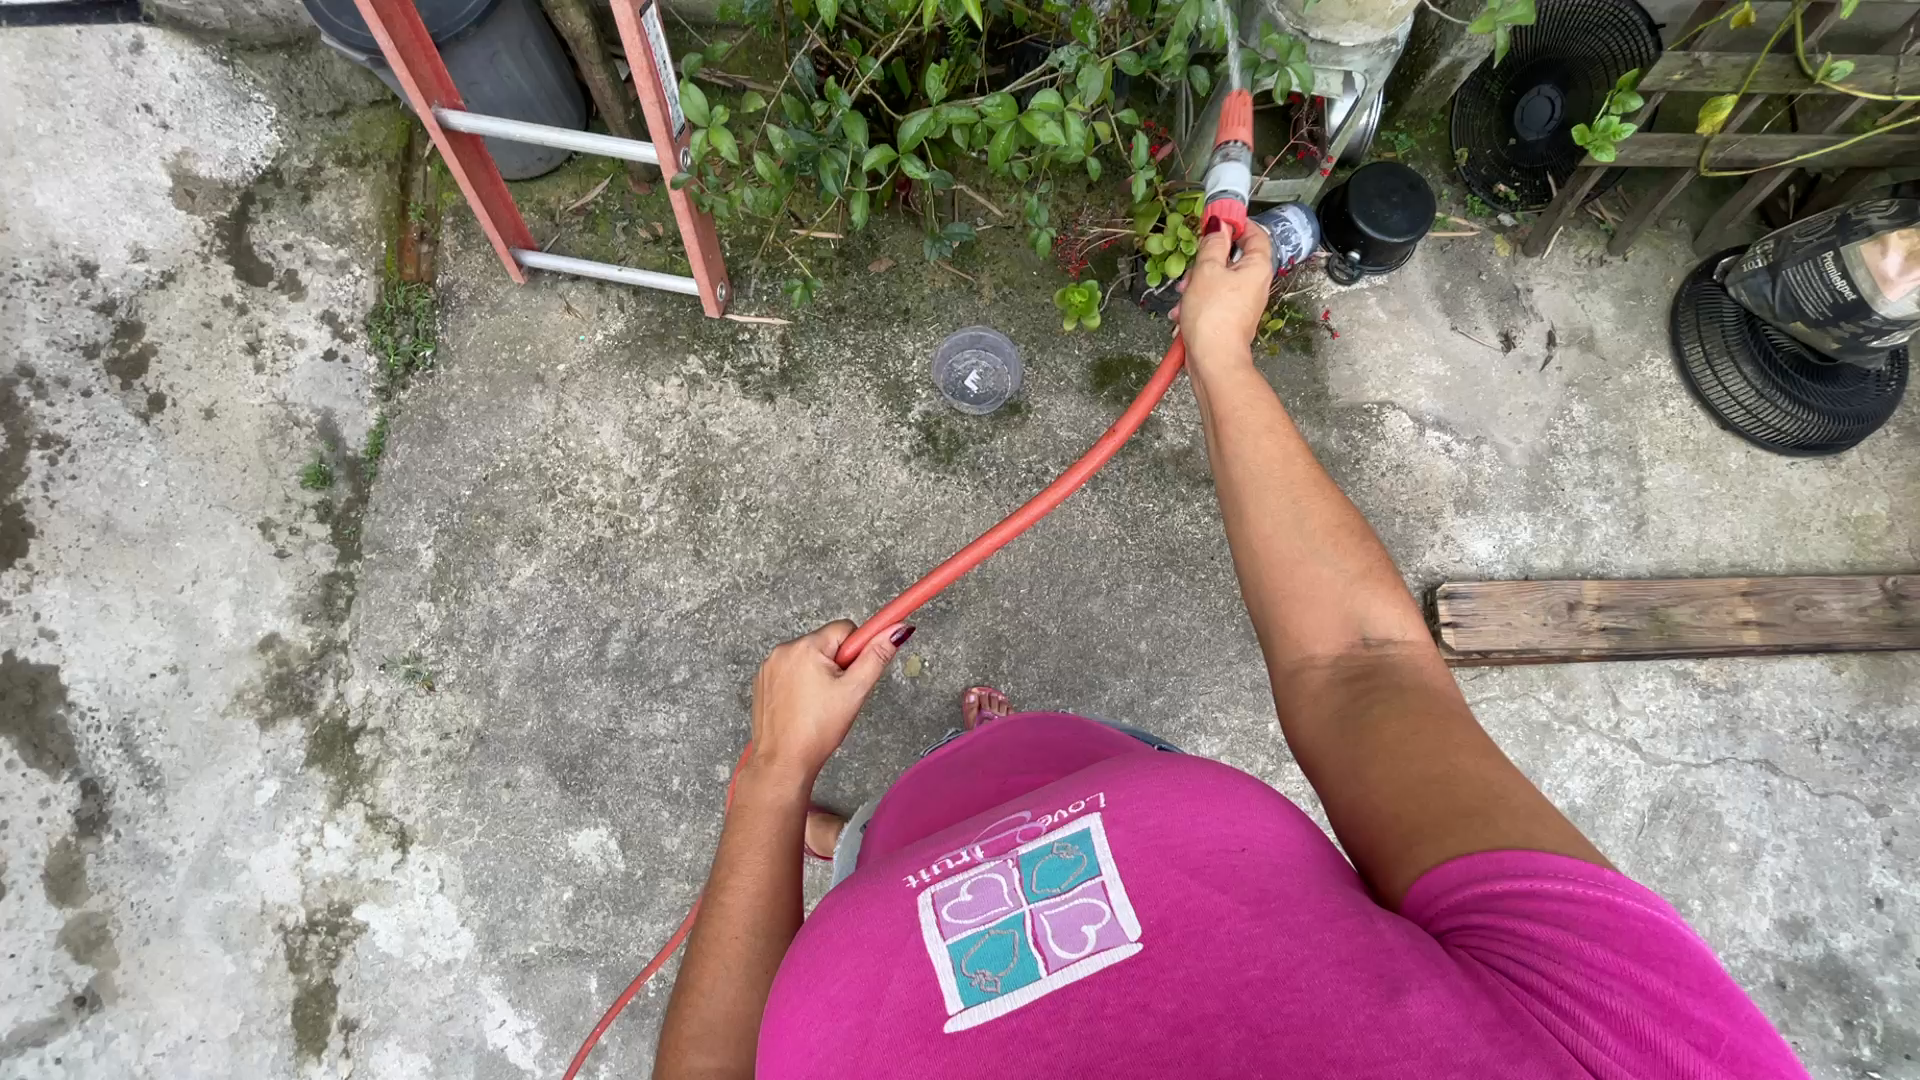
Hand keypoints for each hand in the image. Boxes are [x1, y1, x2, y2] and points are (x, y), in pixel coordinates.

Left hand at [747, 620, 908, 782]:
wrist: (783, 762)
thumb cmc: (816, 731)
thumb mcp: (855, 691)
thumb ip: (877, 656)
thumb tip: (896, 631)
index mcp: (806, 647)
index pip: (845, 629)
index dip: (857, 651)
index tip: (856, 672)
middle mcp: (783, 650)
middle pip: (826, 643)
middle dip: (838, 664)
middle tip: (838, 694)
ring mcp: (770, 666)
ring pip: (809, 658)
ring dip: (819, 674)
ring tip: (820, 703)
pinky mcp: (763, 681)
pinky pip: (791, 671)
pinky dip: (801, 683)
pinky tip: (804, 706)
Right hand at [1174, 225, 1271, 376]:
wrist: (1213, 359)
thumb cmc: (1213, 317)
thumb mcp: (1206, 271)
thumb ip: (1212, 245)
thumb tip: (1218, 226)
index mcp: (1257, 267)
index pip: (1255, 234)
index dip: (1236, 225)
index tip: (1218, 221)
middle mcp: (1254, 285)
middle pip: (1230, 260)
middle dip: (1205, 264)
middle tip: (1191, 270)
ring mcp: (1242, 304)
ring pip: (1216, 283)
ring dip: (1194, 287)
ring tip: (1182, 299)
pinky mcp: (1228, 320)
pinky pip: (1211, 303)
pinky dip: (1195, 305)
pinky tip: (1181, 315)